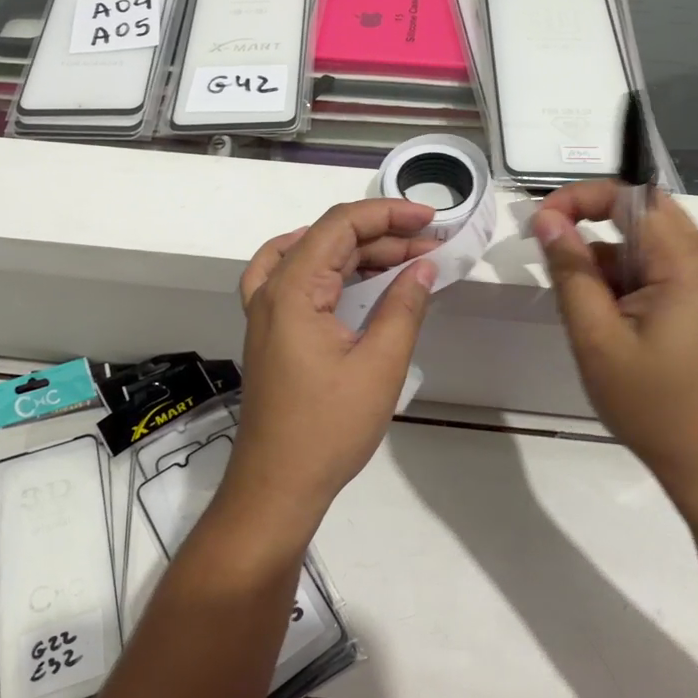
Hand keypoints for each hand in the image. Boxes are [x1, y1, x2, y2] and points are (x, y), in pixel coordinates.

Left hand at [225, 199, 440, 527]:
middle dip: (382, 236)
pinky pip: (294, 279)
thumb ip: (403, 307)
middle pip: (327, 238)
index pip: (340, 225)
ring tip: (406, 260)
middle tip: (432, 249)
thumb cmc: (328, 427)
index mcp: (292, 289)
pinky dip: (328, 267)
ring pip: (312, 257)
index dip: (388, 214)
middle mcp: (271, 290)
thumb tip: (424, 267)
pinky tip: (351, 274)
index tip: (431, 220)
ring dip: (359, 253)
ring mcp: (265, 312)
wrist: (277, 484)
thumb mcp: (379, 365)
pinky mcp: (270, 333)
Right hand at [530, 181, 697, 494]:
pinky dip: (617, 282)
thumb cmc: (653, 403)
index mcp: (685, 261)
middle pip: (637, 213)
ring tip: (578, 310)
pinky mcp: (696, 305)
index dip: (580, 197)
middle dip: (587, 225)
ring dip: (601, 260)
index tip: (539, 224)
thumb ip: (570, 271)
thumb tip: (546, 218)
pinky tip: (600, 321)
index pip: (630, 195)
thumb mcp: (597, 337)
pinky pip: (650, 271)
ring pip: (640, 244)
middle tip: (547, 256)